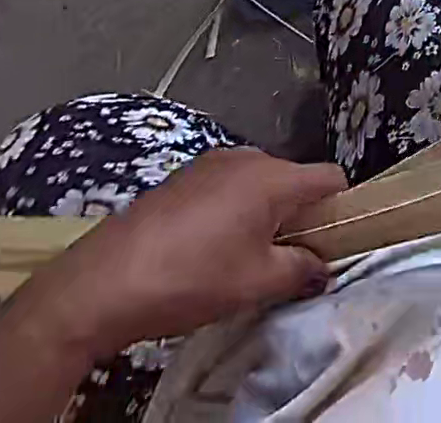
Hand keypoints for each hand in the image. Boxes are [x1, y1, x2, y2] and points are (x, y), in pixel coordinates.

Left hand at [13, 147, 346, 358]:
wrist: (99, 283)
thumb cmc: (190, 278)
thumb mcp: (256, 284)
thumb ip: (301, 270)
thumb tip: (322, 268)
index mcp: (274, 177)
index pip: (331, 176)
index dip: (341, 206)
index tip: (331, 240)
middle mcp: (248, 158)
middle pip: (295, 179)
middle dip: (299, 214)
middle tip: (284, 257)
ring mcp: (212, 162)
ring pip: (260, 183)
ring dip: (265, 212)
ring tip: (242, 255)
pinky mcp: (184, 175)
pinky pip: (229, 185)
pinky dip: (234, 209)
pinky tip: (207, 246)